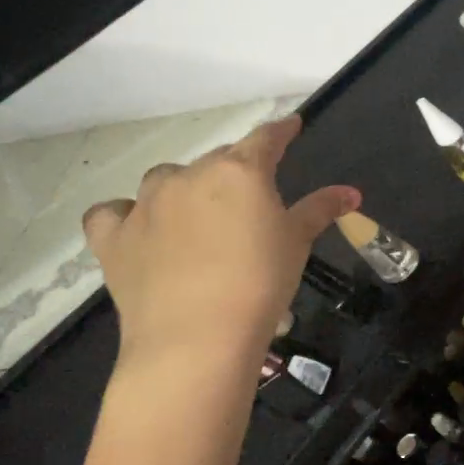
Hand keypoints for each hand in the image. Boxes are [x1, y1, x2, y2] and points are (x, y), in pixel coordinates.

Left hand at [82, 117, 357, 371]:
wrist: (195, 337)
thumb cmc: (261, 280)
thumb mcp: (298, 241)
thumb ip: (321, 208)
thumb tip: (351, 193)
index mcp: (241, 170)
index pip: (266, 138)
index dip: (281, 131)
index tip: (291, 126)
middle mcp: (190, 176)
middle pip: (218, 158)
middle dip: (236, 168)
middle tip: (252, 193)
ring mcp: (146, 205)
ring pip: (166, 178)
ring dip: (184, 186)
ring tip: (199, 210)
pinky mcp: (113, 238)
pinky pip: (112, 212)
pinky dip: (125, 214)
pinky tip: (141, 226)